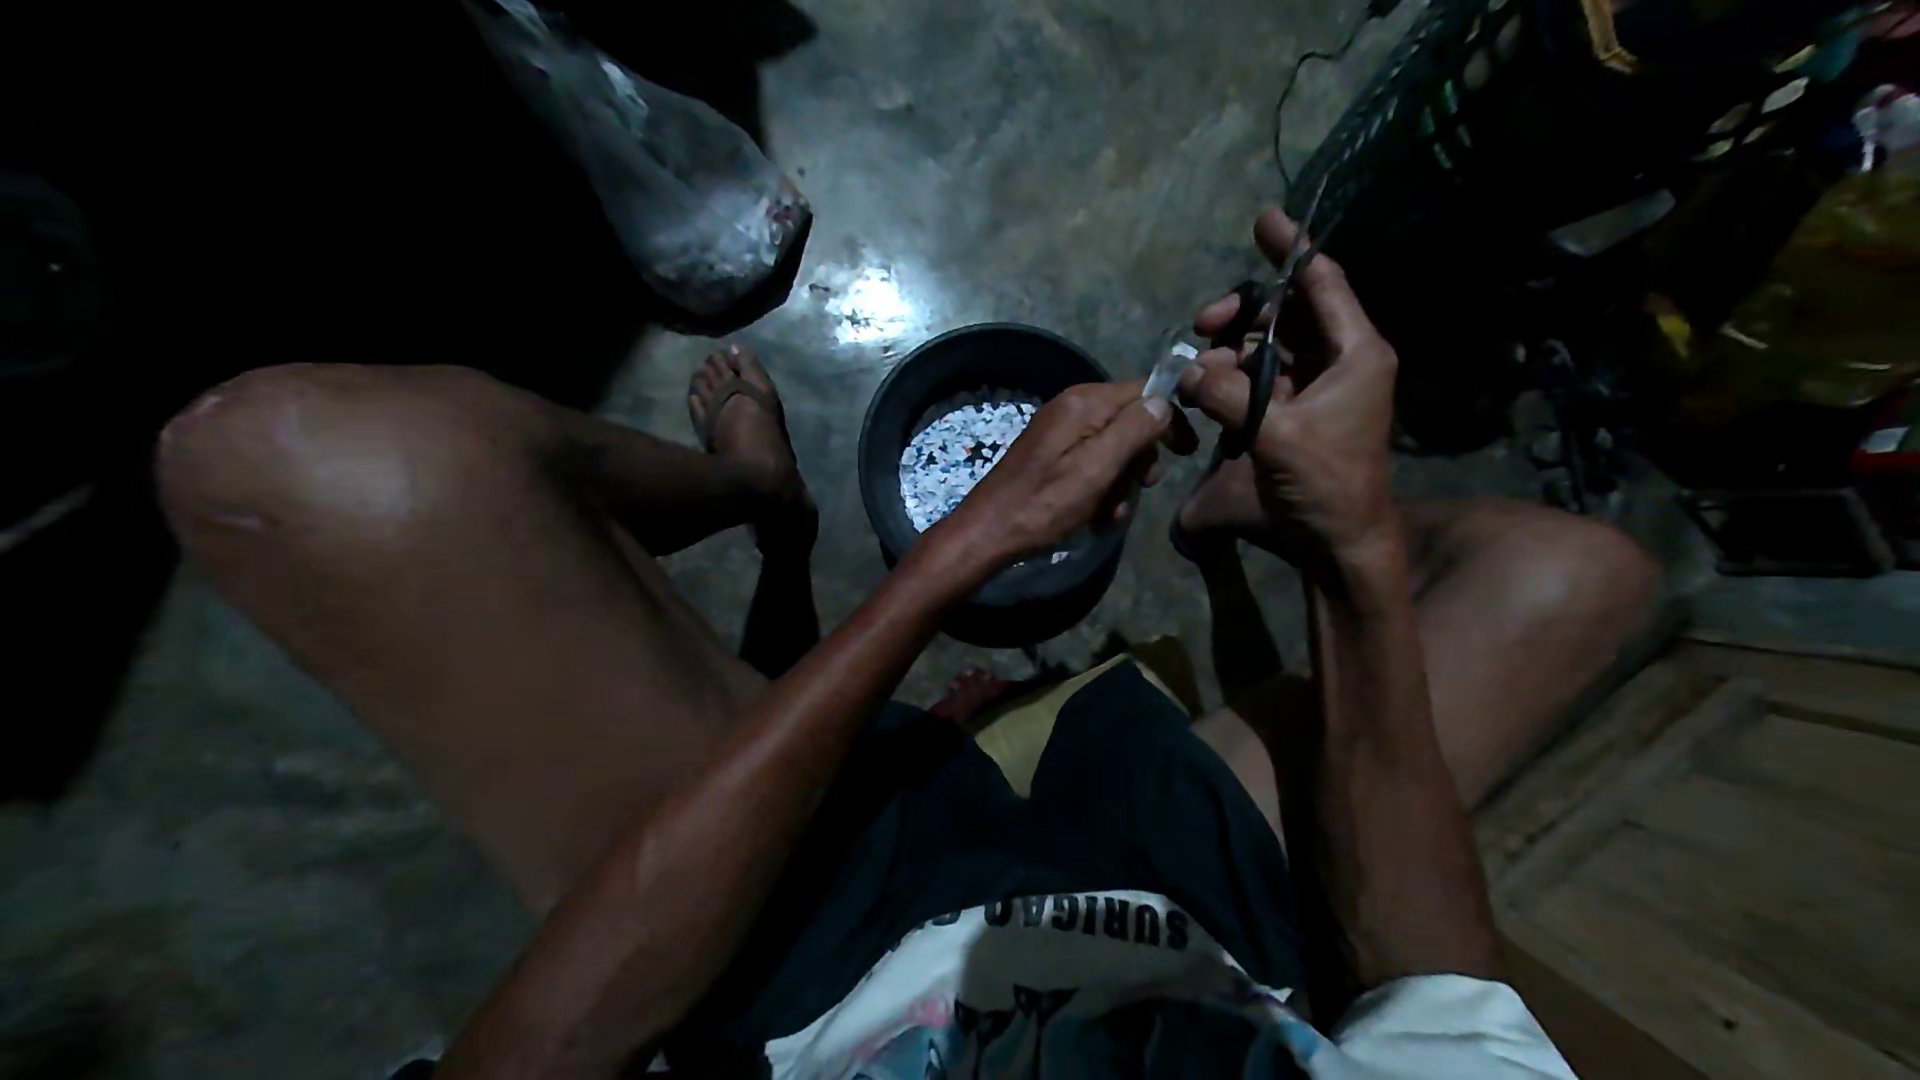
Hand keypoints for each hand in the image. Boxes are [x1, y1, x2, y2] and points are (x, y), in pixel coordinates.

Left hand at [933, 381, 1189, 572]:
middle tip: (1143, 487)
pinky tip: (1097, 515)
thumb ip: (1132, 431)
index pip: (1144, 392)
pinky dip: (1100, 488)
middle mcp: (1071, 409)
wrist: (989, 532)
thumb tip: (1164, 401)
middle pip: (1129, 421)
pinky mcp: (1051, 457)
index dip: (1169, 419)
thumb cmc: (1044, 503)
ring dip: (1121, 481)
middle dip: (1140, 457)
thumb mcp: (1096, 468)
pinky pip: (1090, 464)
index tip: (1186, 452)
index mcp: (1083, 403)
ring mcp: (1059, 433)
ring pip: (1112, 448)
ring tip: (1112, 512)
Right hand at [1180, 209, 1398, 564]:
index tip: (1264, 219)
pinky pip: (1255, 378)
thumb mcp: (1277, 435)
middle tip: (1202, 326)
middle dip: (1241, 312)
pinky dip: (1229, 378)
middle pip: (1285, 313)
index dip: (1293, 251)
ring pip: (1265, 346)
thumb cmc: (1324, 482)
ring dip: (1228, 350)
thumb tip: (1189, 369)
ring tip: (1197, 371)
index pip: (1322, 285)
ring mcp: (1312, 386)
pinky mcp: (1290, 410)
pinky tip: (1204, 389)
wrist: (1337, 536)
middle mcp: (1337, 360)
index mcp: (1354, 354)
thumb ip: (1229, 397)